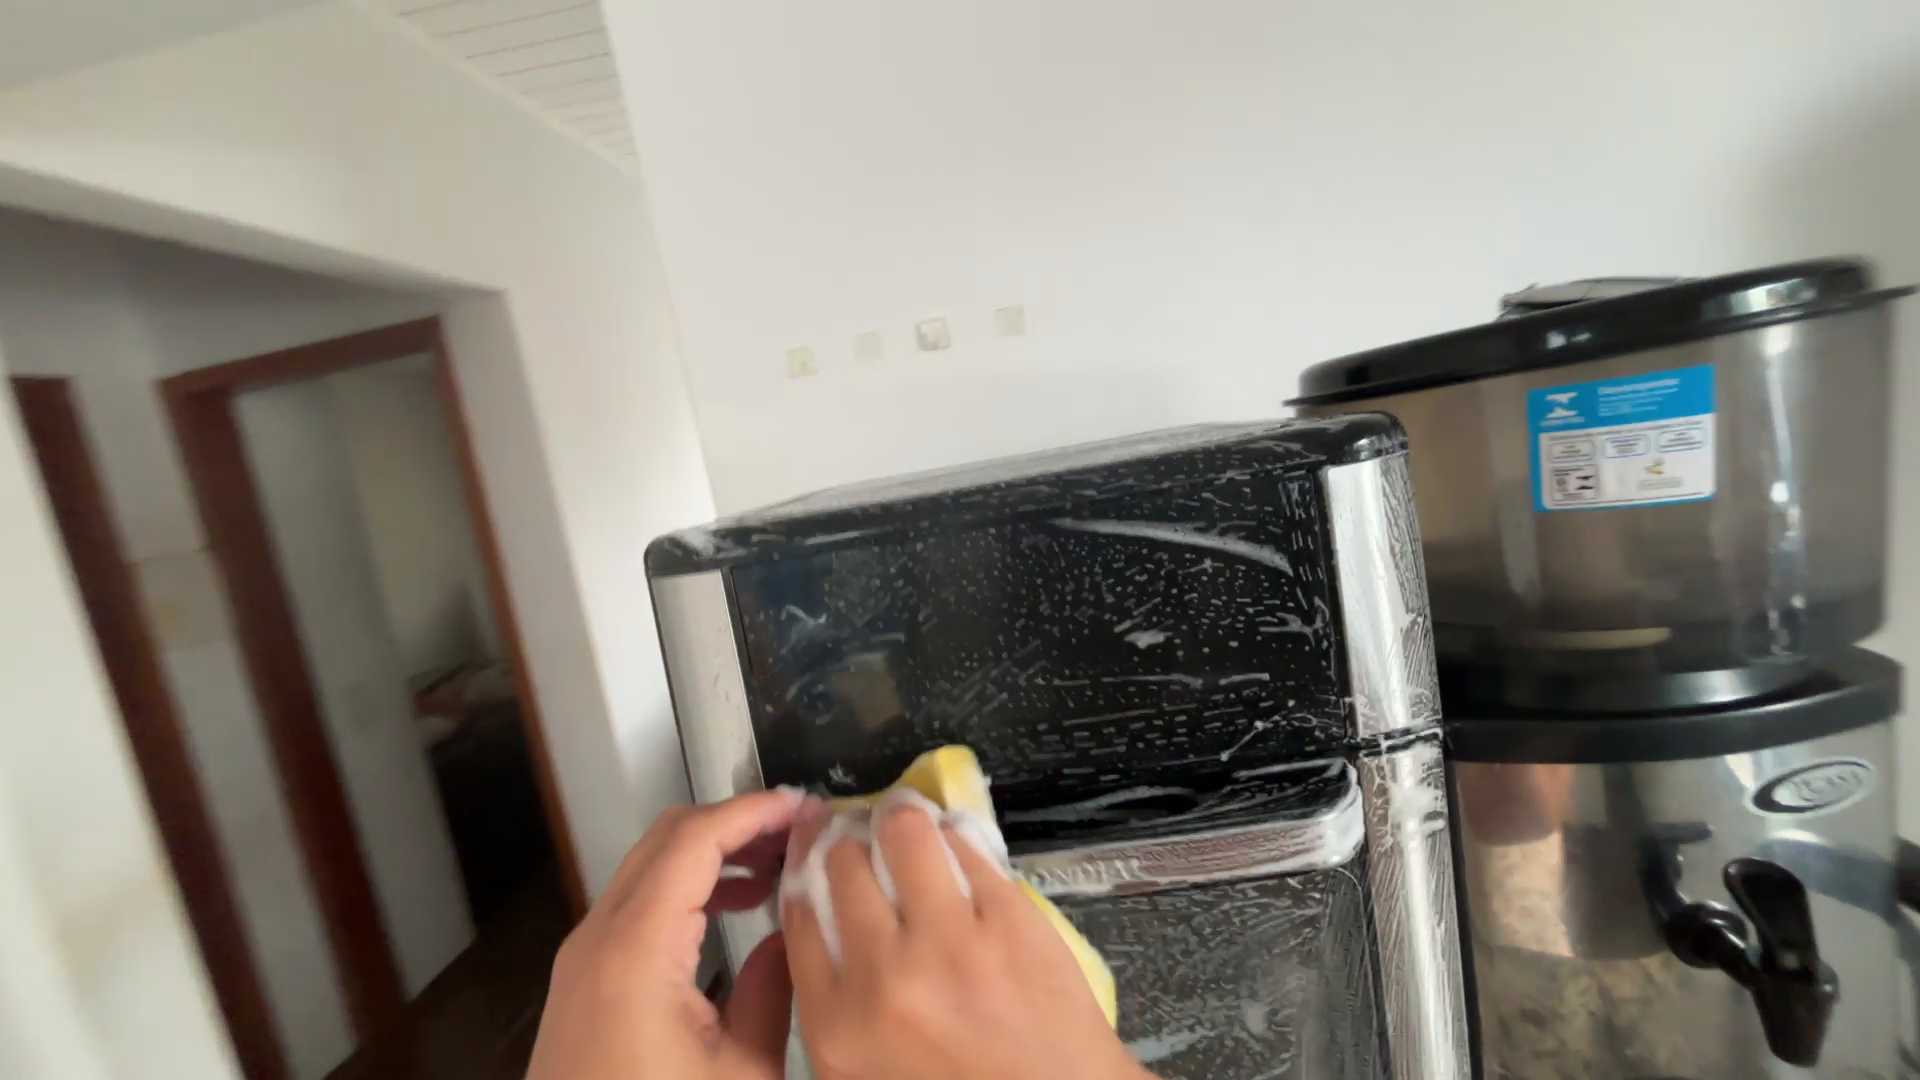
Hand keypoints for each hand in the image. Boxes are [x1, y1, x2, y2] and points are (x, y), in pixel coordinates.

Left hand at [527, 788, 802, 1079]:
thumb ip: (774, 986)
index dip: (753, 810)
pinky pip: (643, 899)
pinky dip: (693, 881)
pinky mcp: (585, 977)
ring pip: (655, 862)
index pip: (695, 838)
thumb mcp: (743, 1075)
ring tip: (780, 860)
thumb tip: (793, 927)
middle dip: (739, 819)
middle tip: (800, 828)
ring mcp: (585, 956)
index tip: (806, 806)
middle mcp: (599, 936)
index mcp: (635, 950)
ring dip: (717, 848)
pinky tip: (740, 902)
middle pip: (670, 836)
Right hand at [783, 797, 1150, 1079]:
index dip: (802, 860)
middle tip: (860, 828)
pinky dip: (953, 832)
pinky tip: (952, 836)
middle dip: (847, 834)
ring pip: (904, 833)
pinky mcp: (1008, 916)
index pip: (799, 913)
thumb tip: (818, 911)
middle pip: (844, 863)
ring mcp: (951, 939)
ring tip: (903, 816)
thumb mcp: (861, 1073)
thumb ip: (832, 999)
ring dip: (899, 815)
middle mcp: (885, 974)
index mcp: (839, 1025)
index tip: (812, 837)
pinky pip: (964, 843)